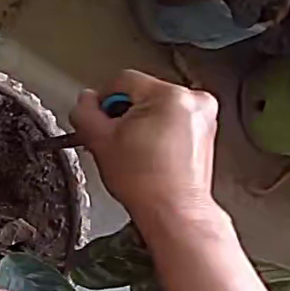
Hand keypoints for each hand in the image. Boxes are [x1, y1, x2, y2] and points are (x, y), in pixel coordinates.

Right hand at [71, 70, 221, 228]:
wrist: (173, 209)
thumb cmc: (145, 181)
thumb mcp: (98, 139)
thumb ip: (84, 111)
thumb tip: (85, 100)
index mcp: (169, 95)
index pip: (121, 80)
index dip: (102, 102)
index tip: (99, 122)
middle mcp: (193, 100)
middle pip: (139, 93)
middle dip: (121, 114)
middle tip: (115, 140)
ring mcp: (203, 116)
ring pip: (153, 107)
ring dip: (138, 123)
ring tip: (133, 150)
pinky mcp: (205, 131)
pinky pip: (169, 120)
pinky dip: (155, 132)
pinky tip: (147, 153)